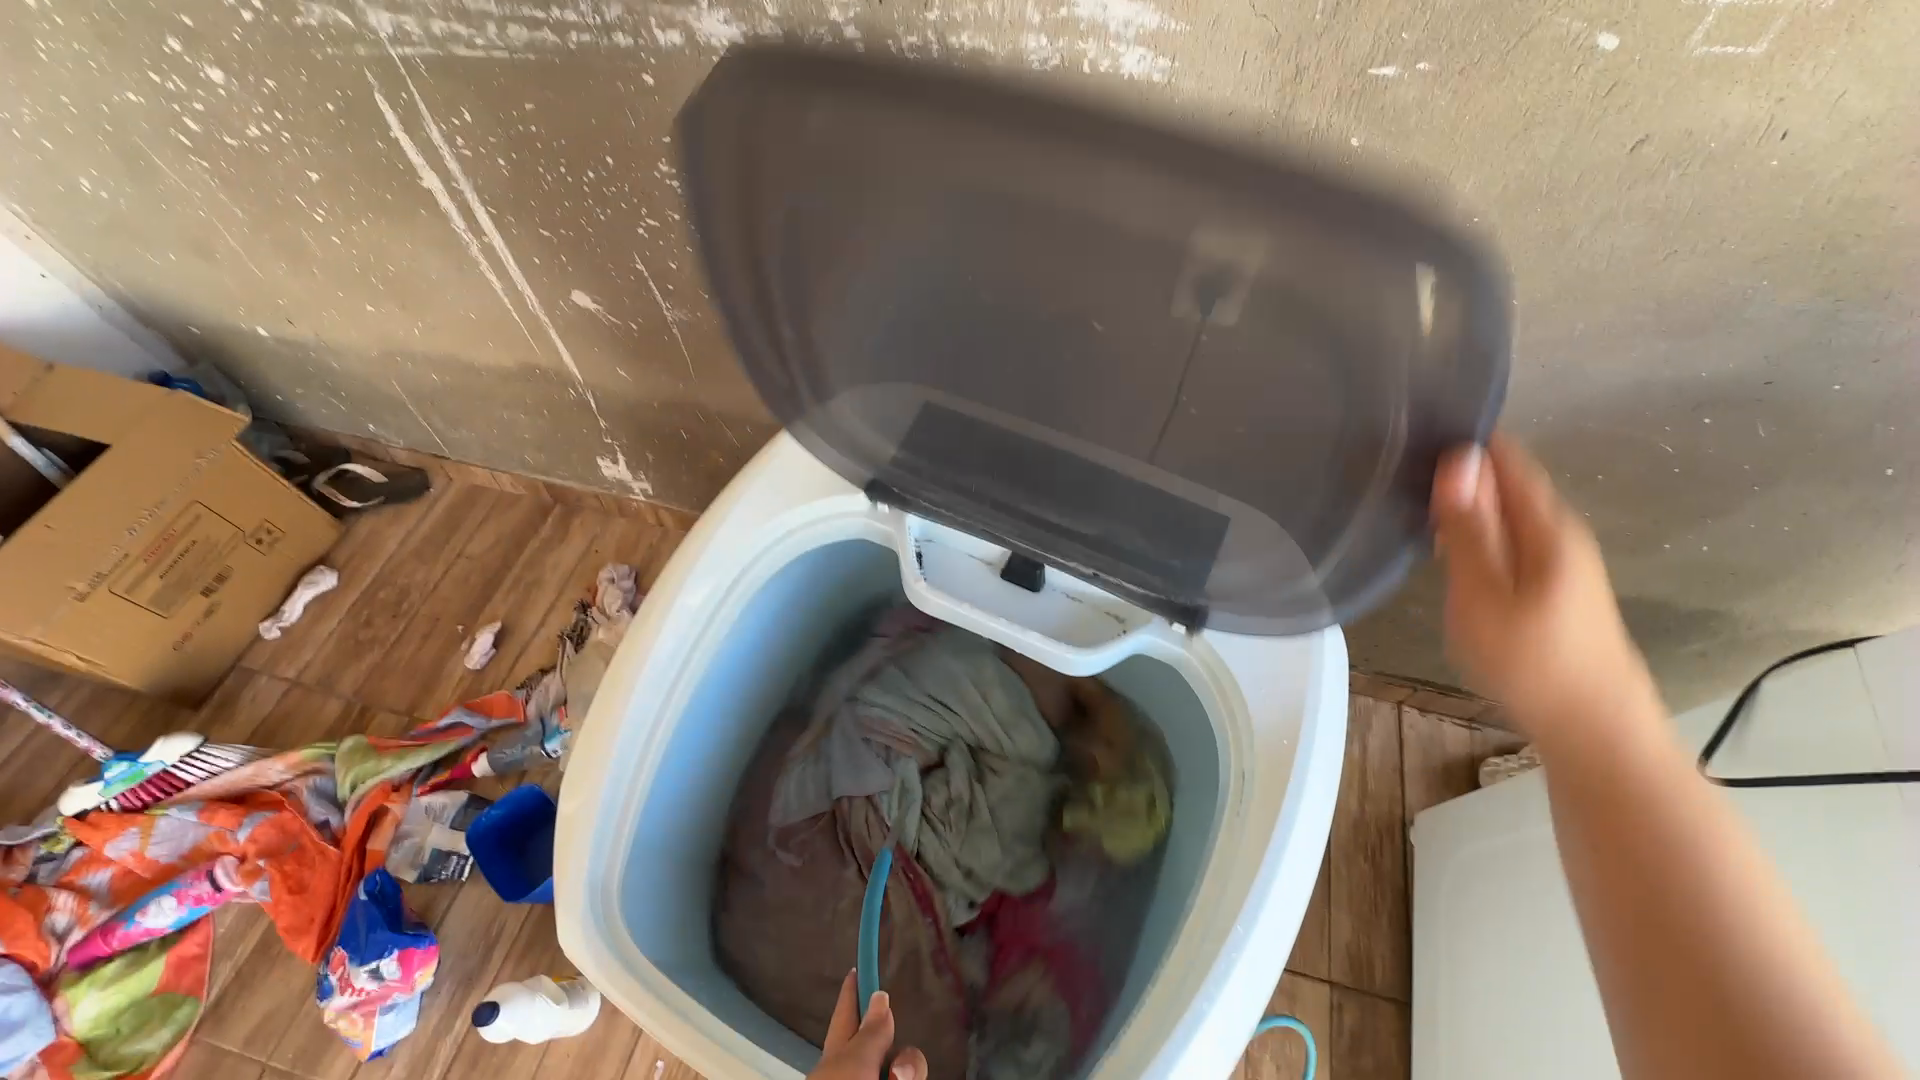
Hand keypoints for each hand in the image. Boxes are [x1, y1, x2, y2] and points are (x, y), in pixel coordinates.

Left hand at [807, 971, 928, 1079]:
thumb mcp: (854, 1063)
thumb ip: (871, 1032)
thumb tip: (880, 996)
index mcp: (839, 1050)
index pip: (848, 1009)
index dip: (854, 987)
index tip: (858, 966)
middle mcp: (859, 1066)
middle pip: (888, 1037)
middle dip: (901, 1048)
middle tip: (897, 1069)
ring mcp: (876, 1079)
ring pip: (907, 1063)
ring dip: (910, 1068)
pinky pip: (913, 1077)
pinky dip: (913, 1078)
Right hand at [1430, 436, 1660, 742]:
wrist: (1594, 730)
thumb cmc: (1531, 661)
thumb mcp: (1484, 594)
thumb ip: (1469, 528)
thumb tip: (1458, 460)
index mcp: (1547, 528)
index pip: (1507, 459)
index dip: (1465, 442)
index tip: (1412, 437)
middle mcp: (1560, 536)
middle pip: (1509, 486)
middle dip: (1460, 475)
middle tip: (1397, 473)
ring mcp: (1562, 565)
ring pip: (1508, 517)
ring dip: (1467, 507)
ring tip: (1412, 505)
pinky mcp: (1554, 591)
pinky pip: (1510, 543)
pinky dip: (1478, 535)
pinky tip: (1449, 551)